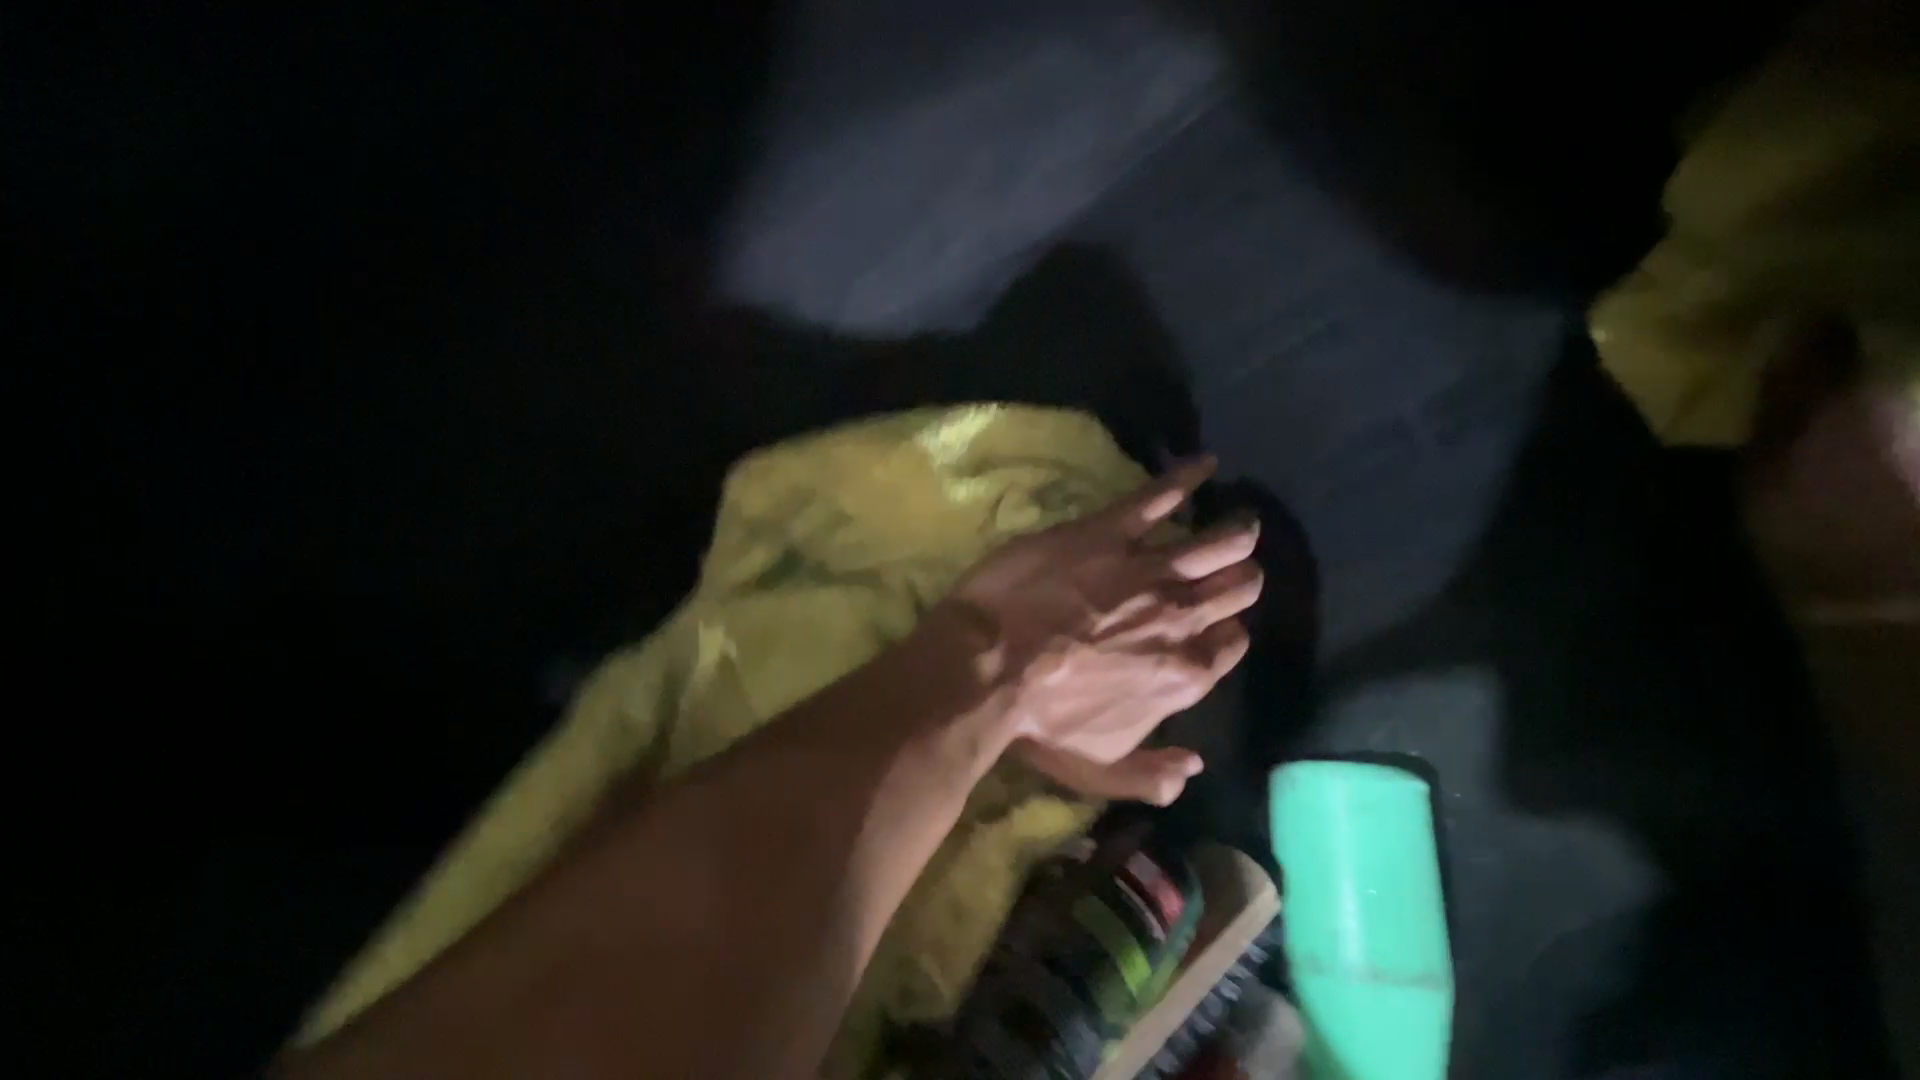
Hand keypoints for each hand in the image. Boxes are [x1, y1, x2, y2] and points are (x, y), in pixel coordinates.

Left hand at [930, 457, 1262, 804]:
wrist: (987, 668)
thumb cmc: (1039, 723)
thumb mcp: (1097, 770)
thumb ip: (1151, 775)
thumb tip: (1194, 767)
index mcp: (1182, 675)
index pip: (1230, 645)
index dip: (1228, 632)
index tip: (1219, 625)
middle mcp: (1180, 619)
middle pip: (1233, 591)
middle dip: (1241, 580)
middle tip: (1235, 569)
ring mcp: (1150, 569)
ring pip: (1216, 543)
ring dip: (1235, 532)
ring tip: (1242, 523)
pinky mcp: (1110, 532)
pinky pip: (1160, 496)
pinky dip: (1187, 477)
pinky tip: (1205, 464)